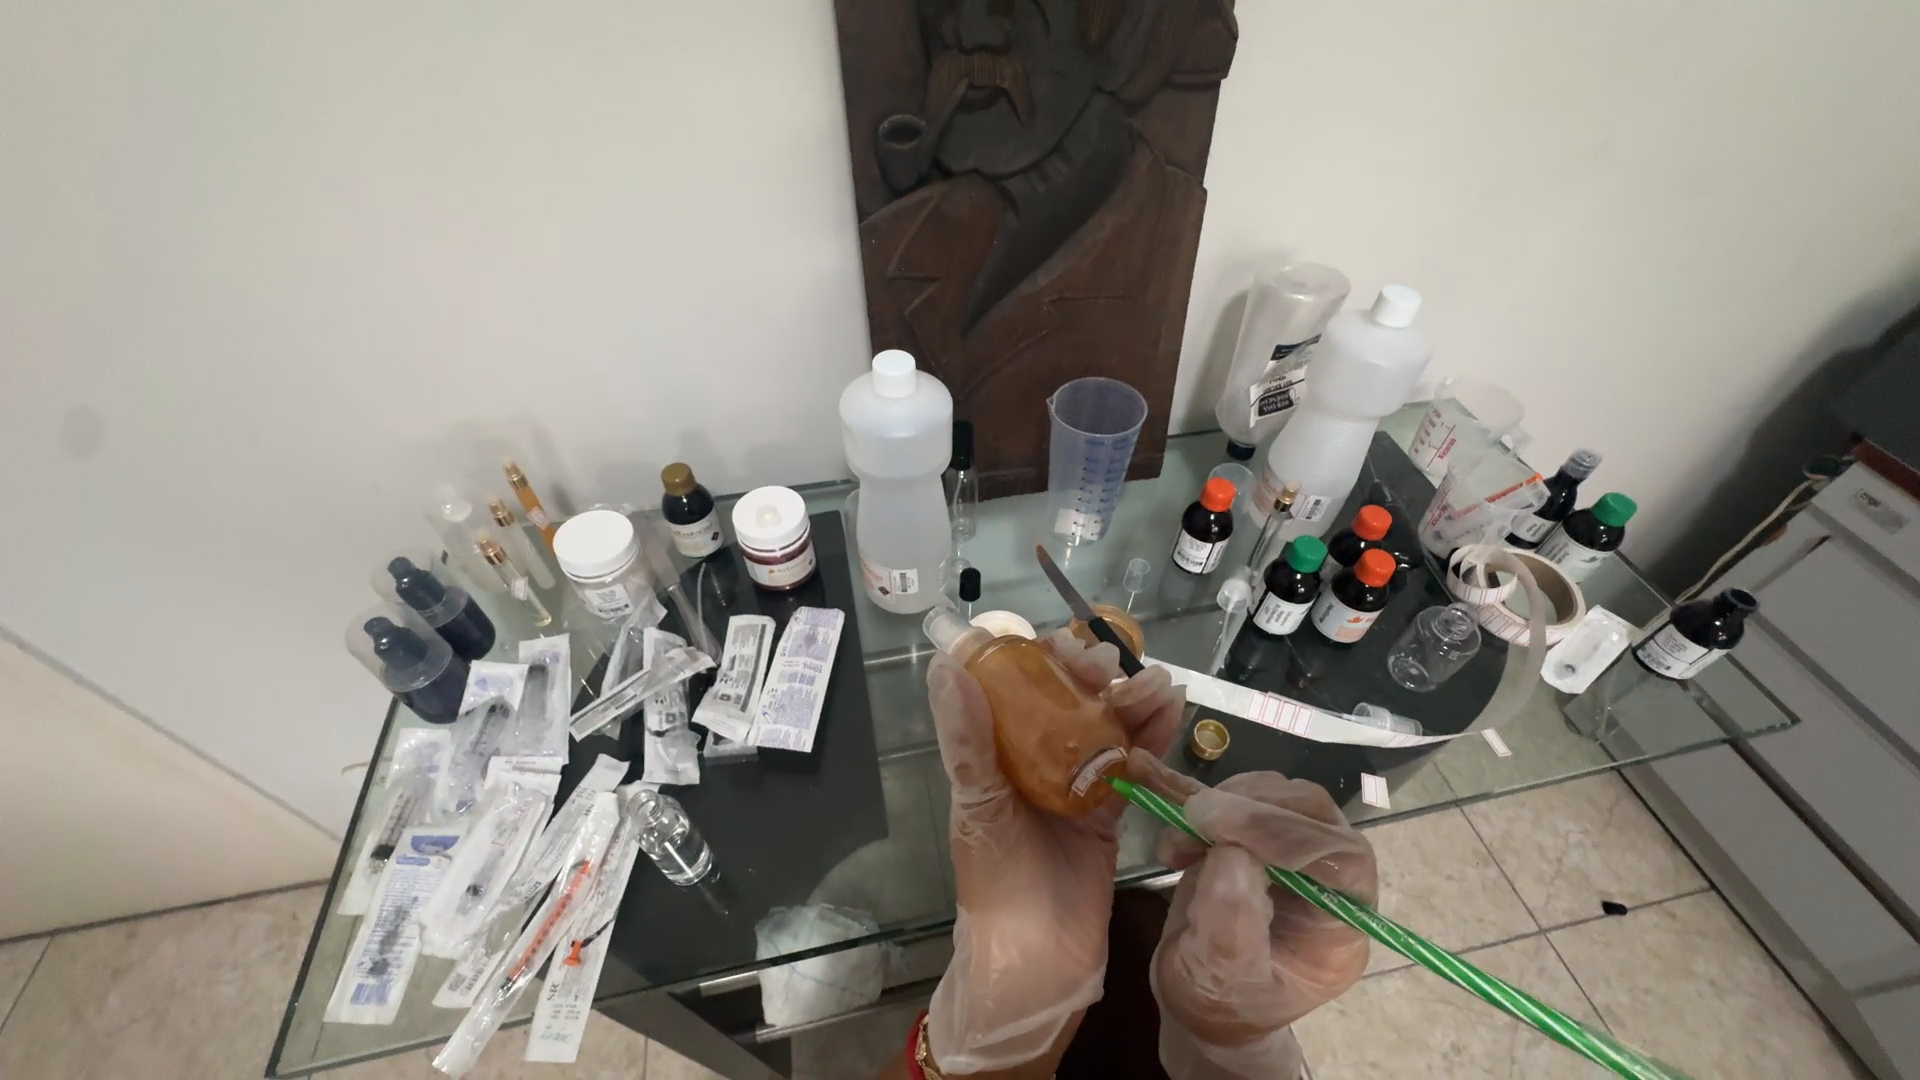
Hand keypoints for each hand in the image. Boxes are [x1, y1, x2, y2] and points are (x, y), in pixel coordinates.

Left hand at [925, 631, 1183, 1073]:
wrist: (1035, 960)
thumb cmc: (995, 877)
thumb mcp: (976, 802)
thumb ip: (966, 736)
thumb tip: (946, 665)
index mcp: (999, 748)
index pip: (1020, 686)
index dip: (1043, 658)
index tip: (1064, 645)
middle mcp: (1038, 756)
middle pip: (1070, 698)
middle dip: (1094, 673)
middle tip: (1110, 666)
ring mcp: (1078, 781)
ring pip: (1108, 724)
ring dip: (1133, 697)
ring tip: (1157, 684)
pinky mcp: (1111, 809)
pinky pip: (1135, 762)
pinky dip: (1154, 735)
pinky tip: (1172, 710)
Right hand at [1130, 754, 1378, 1079]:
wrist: (1199, 994)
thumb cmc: (1221, 1001)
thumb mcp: (1221, 979)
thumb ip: (1231, 925)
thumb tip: (1231, 854)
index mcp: (1339, 922)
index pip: (1341, 858)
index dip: (1285, 832)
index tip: (1218, 827)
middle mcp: (1325, 876)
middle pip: (1312, 811)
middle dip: (1251, 806)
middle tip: (1194, 818)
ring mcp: (1290, 846)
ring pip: (1275, 791)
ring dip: (1222, 799)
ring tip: (1179, 837)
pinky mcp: (1251, 828)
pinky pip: (1234, 791)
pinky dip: (1195, 787)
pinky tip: (1159, 789)